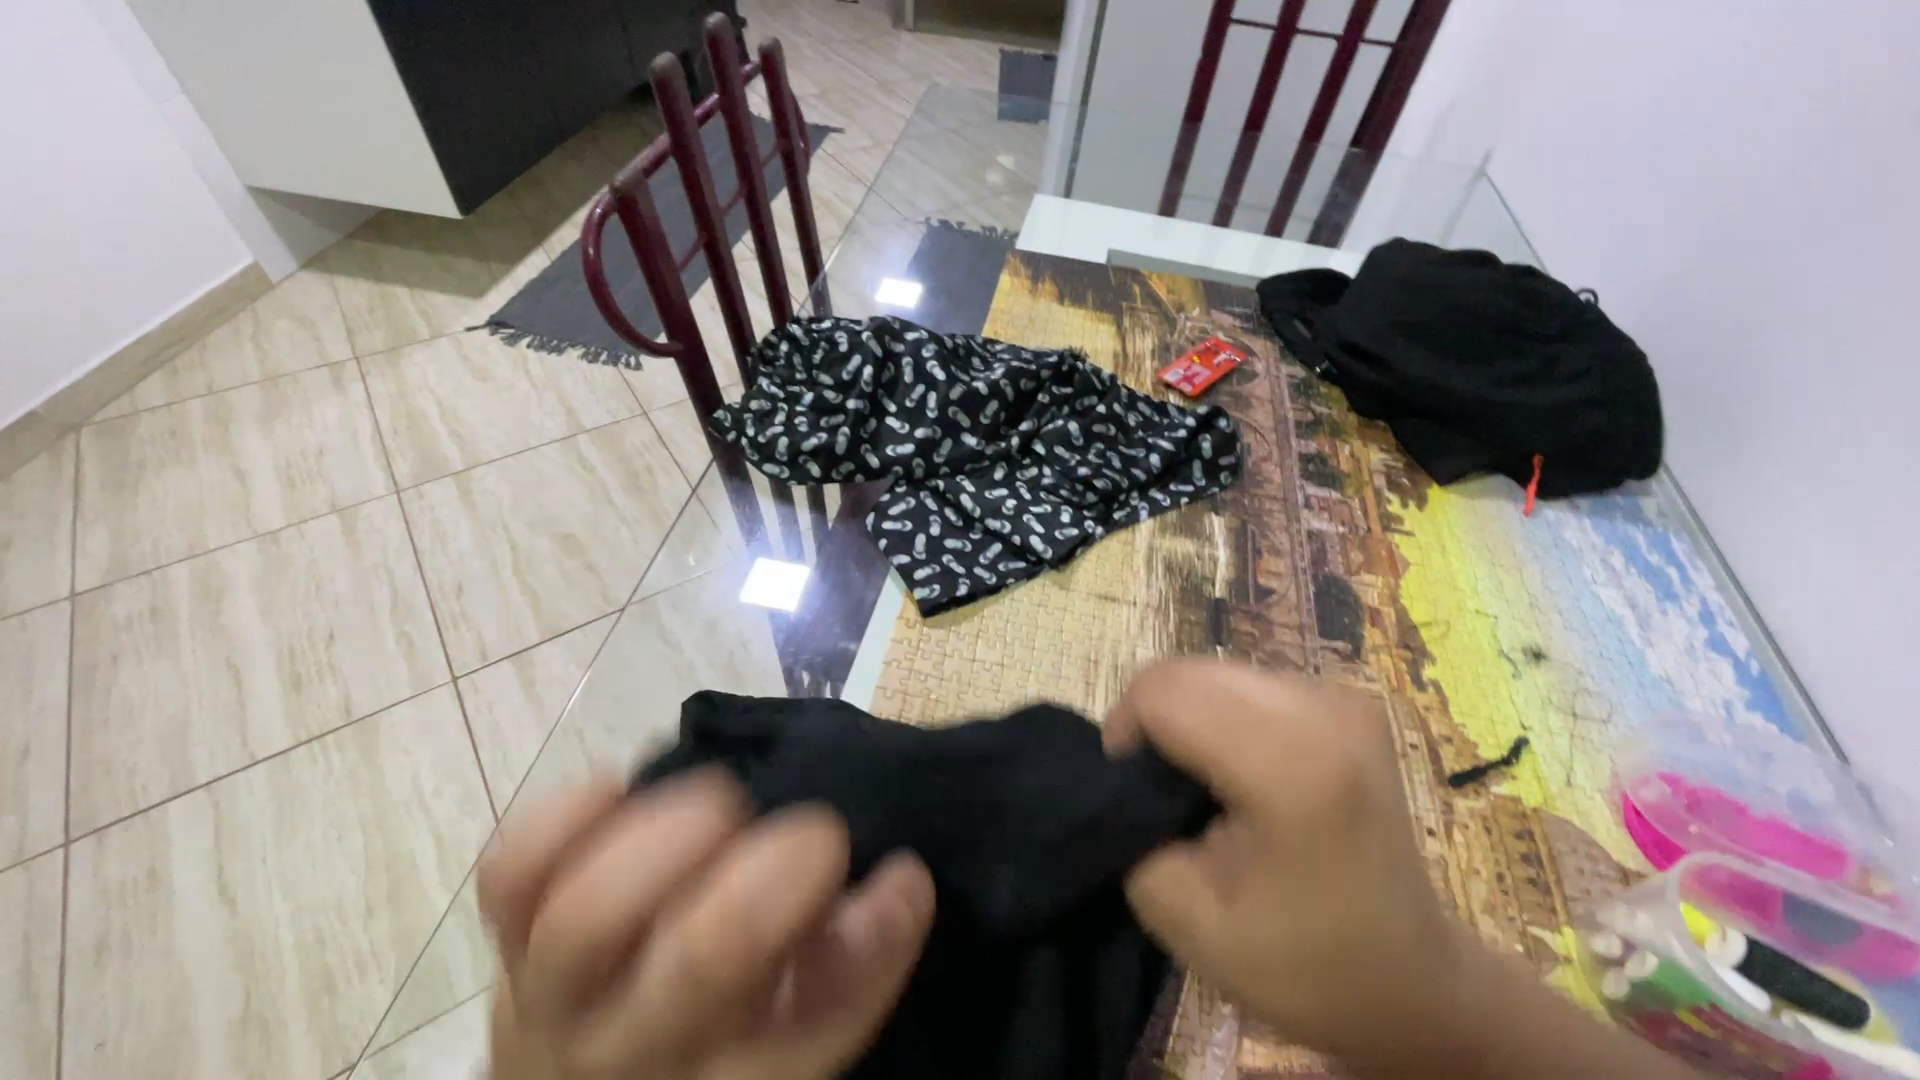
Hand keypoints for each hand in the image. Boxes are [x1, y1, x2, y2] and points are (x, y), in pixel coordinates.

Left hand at [478, 771, 935, 1079]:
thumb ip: (840, 966)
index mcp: (730, 1076)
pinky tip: (616, 786)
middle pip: (704, 959)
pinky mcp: (510, 941)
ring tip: (723, 806)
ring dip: (676, 834)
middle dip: (774, 874)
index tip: (905, 877)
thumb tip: (895, 880)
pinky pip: (514, 874)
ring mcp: (555, 992)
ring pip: (595, 912)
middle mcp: (635, 1050)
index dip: (873, 945)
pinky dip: (566, 818)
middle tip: (817, 832)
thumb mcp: (786, 1030)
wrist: (584, 1078)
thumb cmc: (709, 1040)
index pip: (814, 1026)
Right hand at [1104, 660, 1465, 1070]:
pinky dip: (1220, 718)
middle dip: (1153, 722)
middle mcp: (1322, 707)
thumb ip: (1131, 827)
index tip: (1135, 797)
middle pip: (1187, 672)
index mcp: (1290, 761)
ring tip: (1204, 787)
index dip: (1125, 735)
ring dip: (1188, 718)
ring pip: (1213, 671)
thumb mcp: (1182, 914)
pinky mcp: (1347, 701)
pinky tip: (1240, 774)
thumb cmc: (1300, 962)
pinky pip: (1247, 683)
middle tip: (1162, 794)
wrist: (1411, 981)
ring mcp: (1342, 698)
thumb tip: (1128, 768)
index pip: (1163, 691)